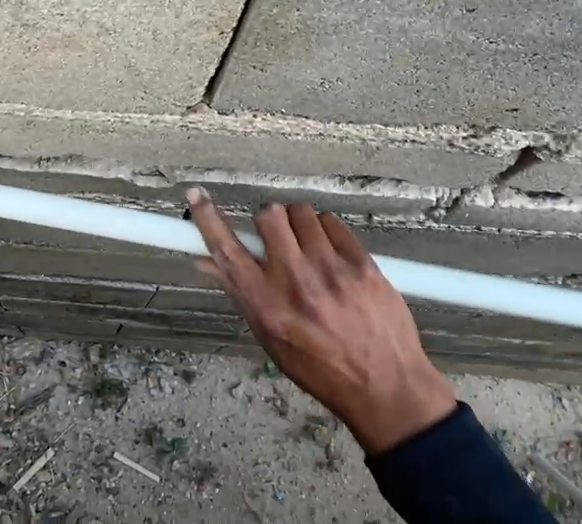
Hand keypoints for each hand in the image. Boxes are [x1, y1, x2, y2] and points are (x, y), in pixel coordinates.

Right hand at [187, 189, 456, 454]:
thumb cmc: (320, 367)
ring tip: (308, 249)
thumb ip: (240, 292)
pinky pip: (332, 222)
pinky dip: (326, 231)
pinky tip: (331, 254)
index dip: (207, 218)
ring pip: (302, 213)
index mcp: (266, 305)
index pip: (226, 251)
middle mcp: (295, 282)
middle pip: (269, 216)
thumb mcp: (270, 337)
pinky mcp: (362, 264)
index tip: (195, 194)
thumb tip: (205, 260)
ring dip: (299, 224)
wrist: (386, 387)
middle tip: (279, 240)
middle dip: (270, 222)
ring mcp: (331, 270)